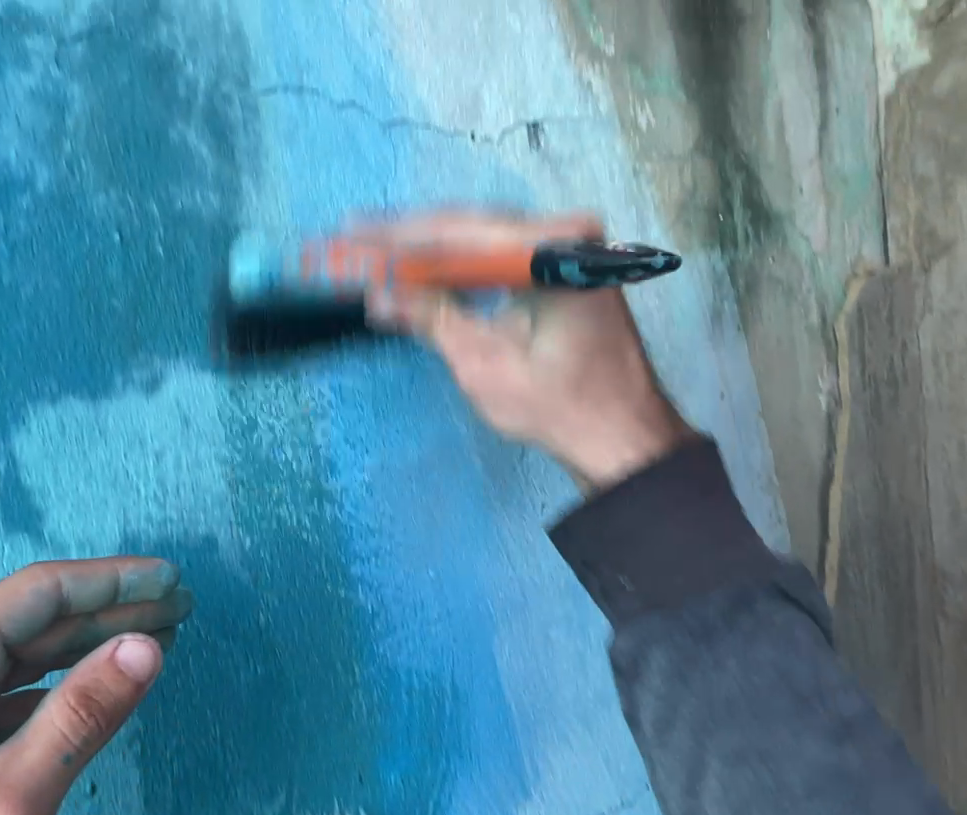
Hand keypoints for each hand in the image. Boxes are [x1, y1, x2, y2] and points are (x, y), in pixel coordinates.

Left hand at [0, 558, 194, 814]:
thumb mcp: (5, 808)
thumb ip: (81, 716)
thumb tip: (145, 646)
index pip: (37, 594)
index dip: (114, 582)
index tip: (172, 580)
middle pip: (23, 620)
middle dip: (105, 612)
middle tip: (177, 608)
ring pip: (6, 659)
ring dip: (77, 650)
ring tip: (146, 643)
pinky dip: (42, 691)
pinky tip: (80, 695)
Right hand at [356, 210, 695, 490]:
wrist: (621, 434)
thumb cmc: (557, 406)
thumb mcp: (483, 363)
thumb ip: (430, 316)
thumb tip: (376, 292)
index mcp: (551, 247)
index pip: (453, 234)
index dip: (391, 242)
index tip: (344, 242)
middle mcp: (563, 231)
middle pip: (465, 228)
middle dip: (401, 240)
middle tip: (345, 242)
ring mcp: (567, 246)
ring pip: (477, 239)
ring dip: (424, 251)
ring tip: (369, 252)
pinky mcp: (562, 266)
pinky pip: (495, 256)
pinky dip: (455, 266)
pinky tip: (418, 269)